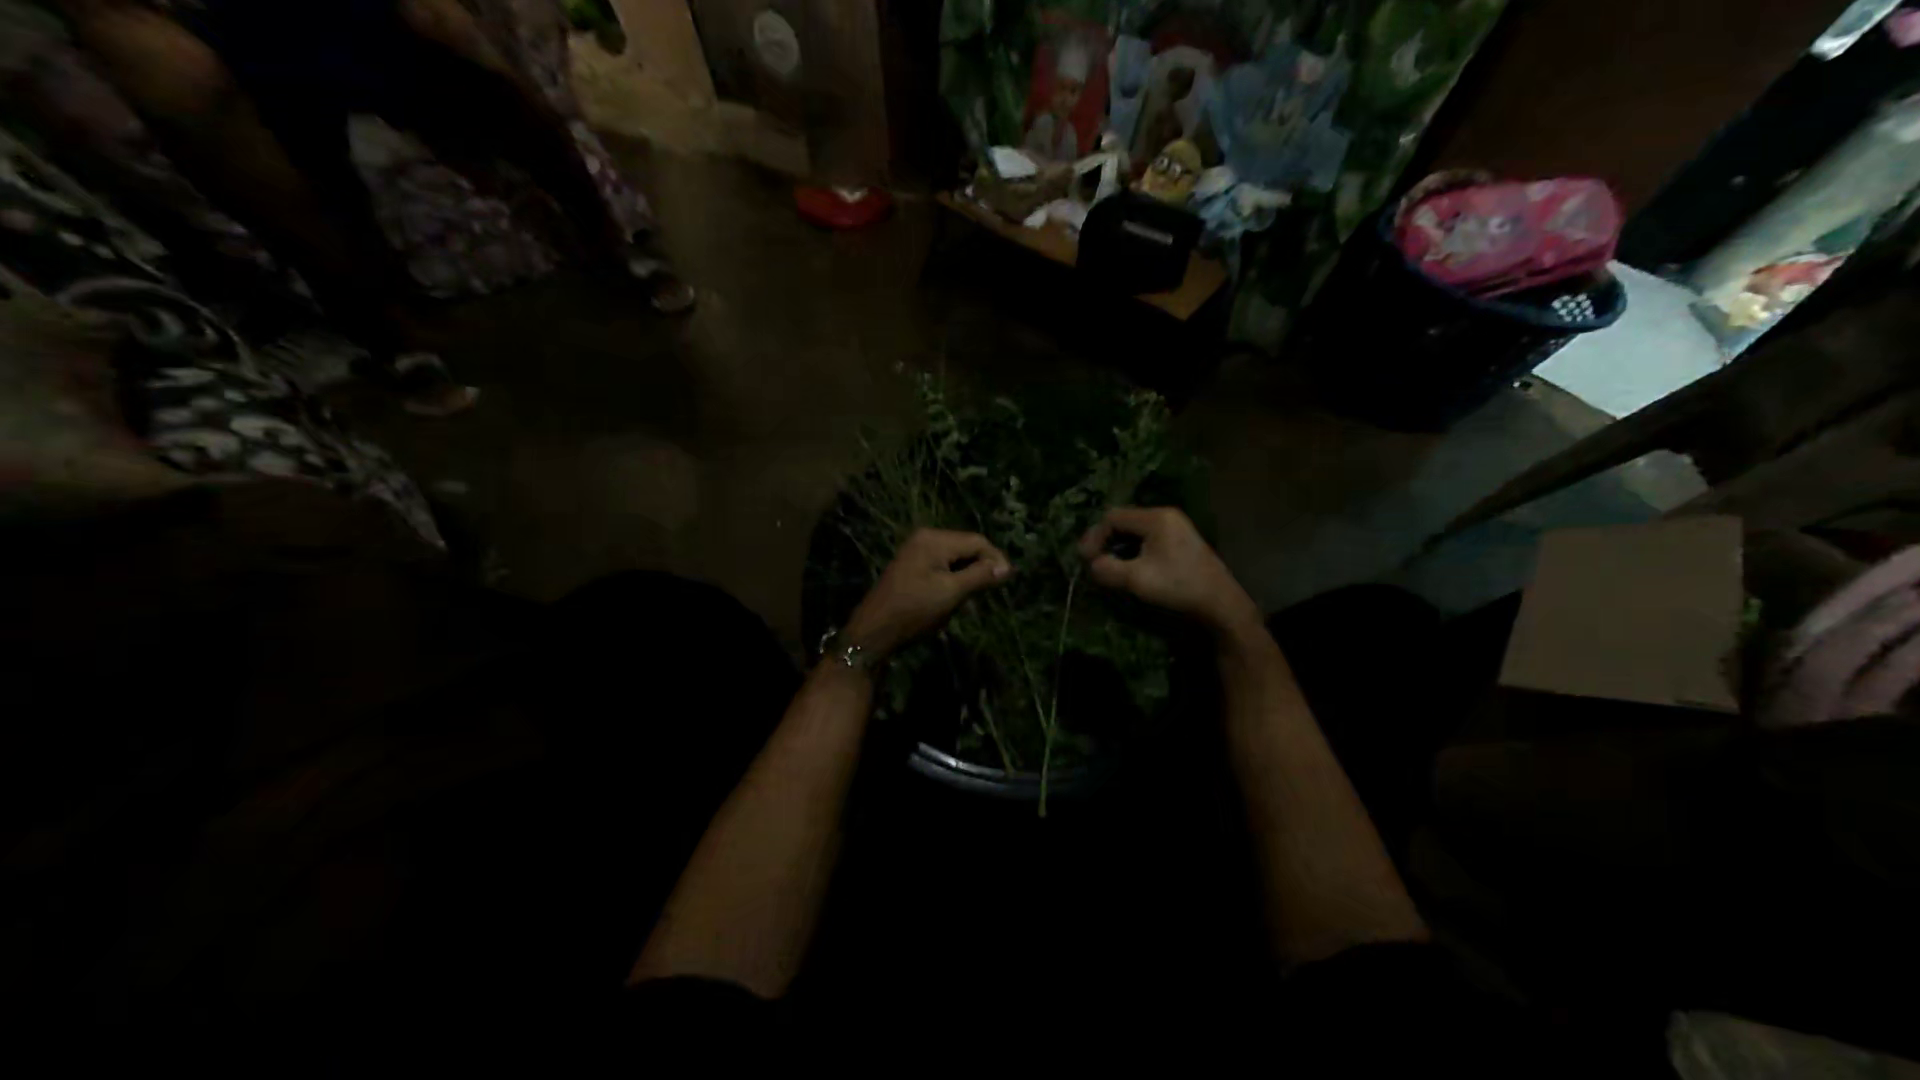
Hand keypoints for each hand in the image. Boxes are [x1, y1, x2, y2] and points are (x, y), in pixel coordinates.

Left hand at [843, 529, 1012, 660]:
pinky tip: (956, 594)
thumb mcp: (951, 593)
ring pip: (955, 556)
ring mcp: (916, 551)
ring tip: (976, 594)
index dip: (996, 559)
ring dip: (969, 572)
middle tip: (994, 589)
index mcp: (934, 539)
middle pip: (966, 545)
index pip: (977, 541)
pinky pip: (942, 563)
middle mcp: (925, 538)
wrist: (875, 630)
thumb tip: (1006, 567)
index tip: (1008, 581)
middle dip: (982, 565)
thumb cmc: (914, 610)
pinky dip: (954, 576)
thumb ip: (980, 575)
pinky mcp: (912, 565)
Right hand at [1078, 507, 1261, 636]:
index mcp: (1156, 518)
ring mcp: (1175, 527)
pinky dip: (1132, 550)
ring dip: (1118, 546)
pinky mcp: (1180, 541)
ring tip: (1108, 566)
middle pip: (1123, 520)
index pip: (1112, 517)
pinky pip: (1147, 538)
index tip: (1086, 560)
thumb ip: (1108, 569)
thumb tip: (1092, 565)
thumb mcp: (1137, 579)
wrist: (1221, 604)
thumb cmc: (1179, 587)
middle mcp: (1166, 516)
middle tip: (1093, 562)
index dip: (1095, 537)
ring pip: (1134, 530)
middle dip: (1105, 540)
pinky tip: (1129, 568)